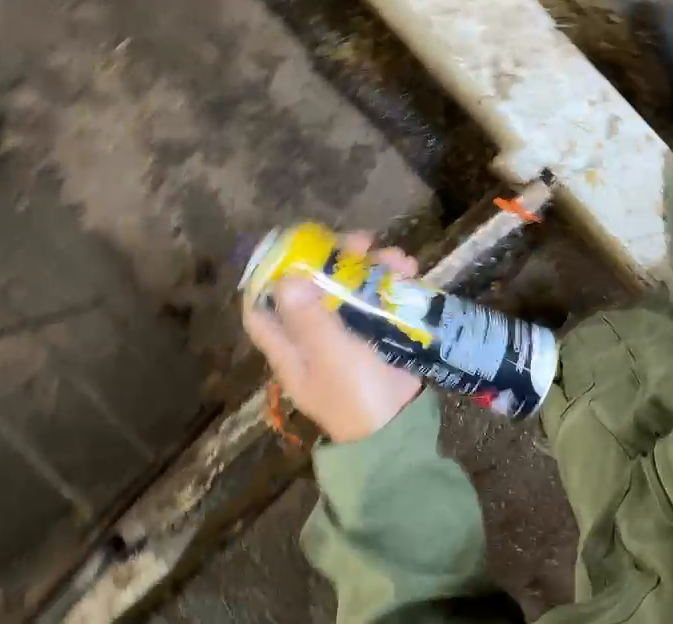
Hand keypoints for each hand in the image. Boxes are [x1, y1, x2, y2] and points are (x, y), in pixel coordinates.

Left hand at [242, 233, 423, 442]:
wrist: (397, 431)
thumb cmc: (356, 395)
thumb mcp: (331, 356)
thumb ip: (309, 318)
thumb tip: (287, 277)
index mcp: (291, 348)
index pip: (262, 310)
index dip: (268, 277)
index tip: (290, 248)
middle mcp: (314, 339)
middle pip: (315, 289)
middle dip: (336, 260)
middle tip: (363, 241)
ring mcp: (347, 337)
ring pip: (352, 290)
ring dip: (374, 268)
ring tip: (400, 258)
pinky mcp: (378, 337)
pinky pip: (380, 301)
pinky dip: (393, 284)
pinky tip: (411, 273)